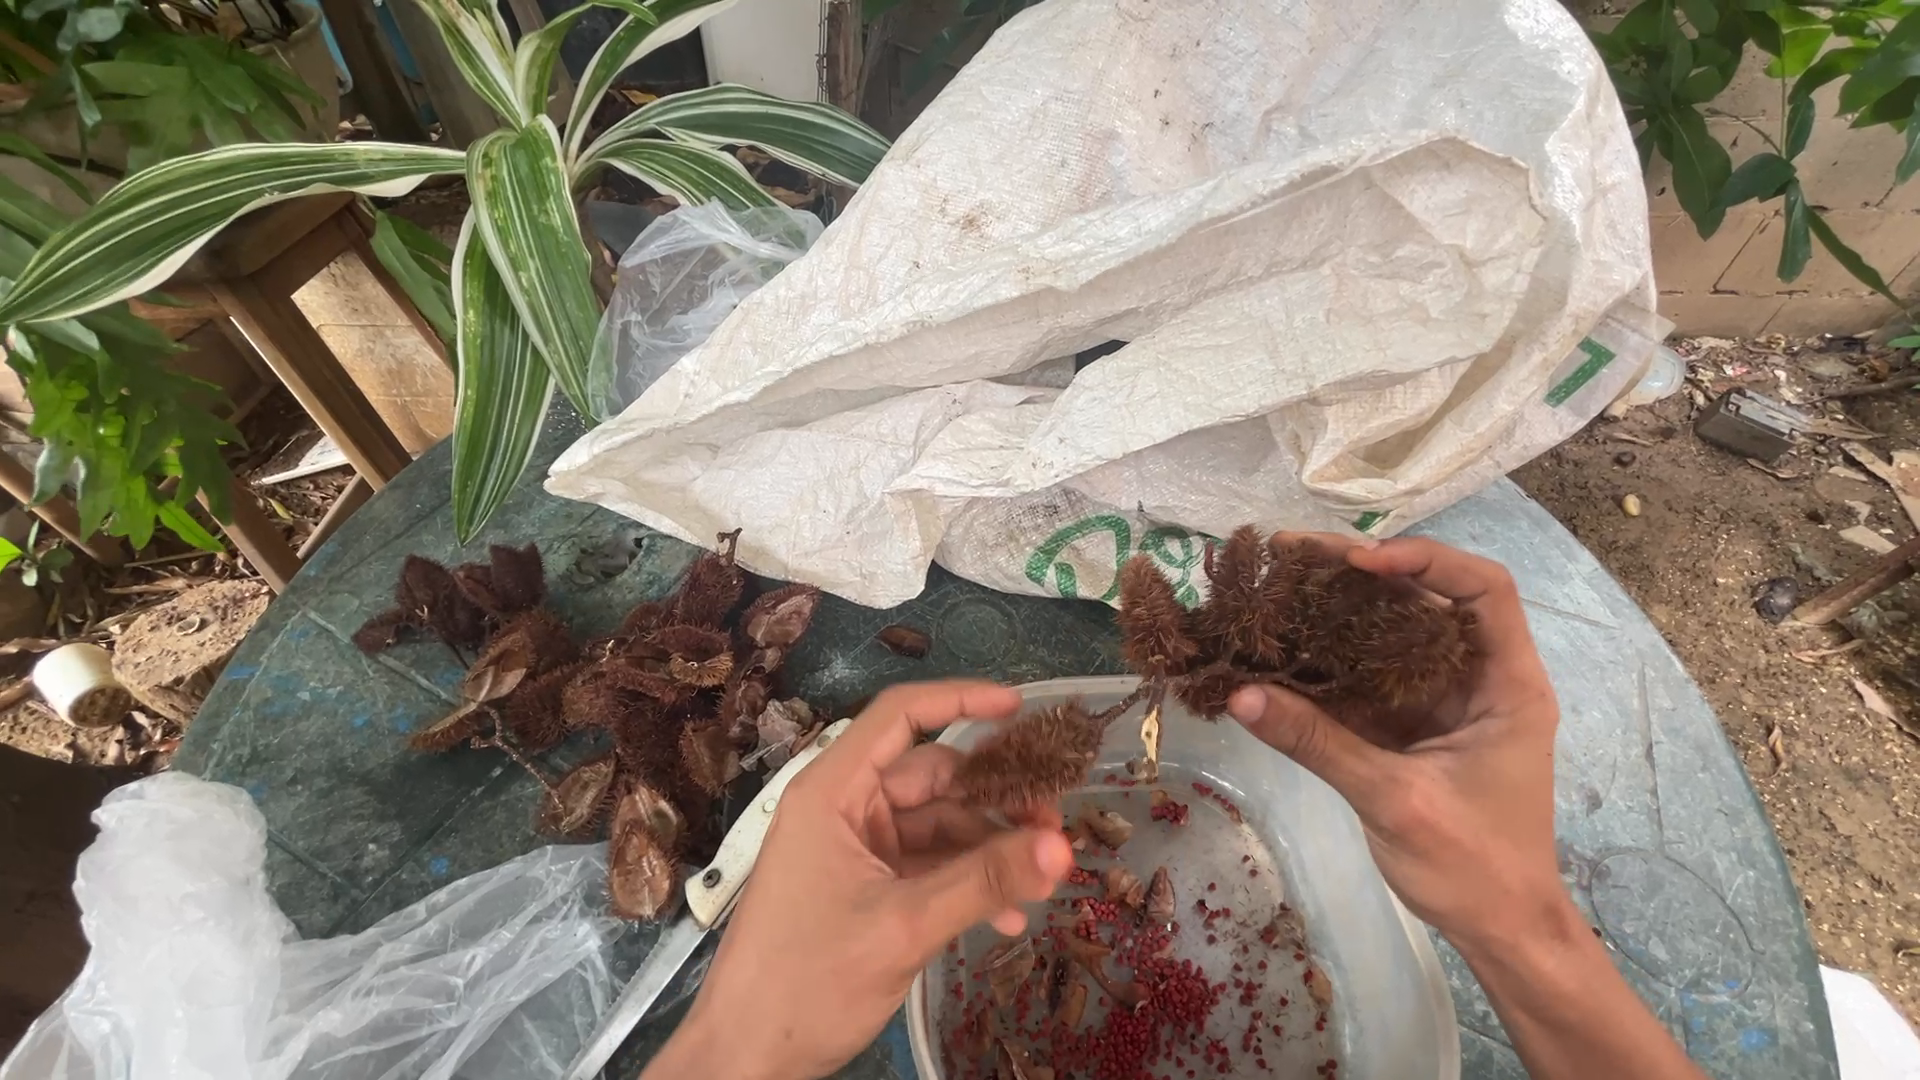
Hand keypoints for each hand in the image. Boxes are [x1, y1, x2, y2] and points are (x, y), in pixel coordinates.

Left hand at [643, 681, 1072, 1079]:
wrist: (744, 1061)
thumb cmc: (806, 981)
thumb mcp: (903, 926)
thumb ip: (984, 882)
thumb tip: (1062, 848)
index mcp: (835, 789)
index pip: (899, 715)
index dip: (959, 699)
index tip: (1018, 707)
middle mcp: (847, 805)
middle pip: (933, 777)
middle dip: (995, 798)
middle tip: (1053, 823)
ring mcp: (858, 846)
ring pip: (939, 824)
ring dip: (989, 849)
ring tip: (1042, 877)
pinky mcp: (869, 883)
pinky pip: (929, 865)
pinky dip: (966, 882)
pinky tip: (1006, 916)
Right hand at [1227, 535, 1563, 949]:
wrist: (1497, 928)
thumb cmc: (1474, 866)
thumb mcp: (1395, 800)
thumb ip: (1318, 743)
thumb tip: (1240, 694)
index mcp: (1504, 684)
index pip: (1482, 589)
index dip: (1424, 560)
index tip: (1358, 562)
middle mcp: (1471, 676)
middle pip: (1421, 596)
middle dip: (1356, 570)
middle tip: (1287, 553)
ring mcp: (1432, 696)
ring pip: (1385, 628)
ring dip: (1331, 603)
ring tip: (1273, 580)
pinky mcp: (1399, 718)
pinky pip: (1358, 669)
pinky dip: (1319, 650)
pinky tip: (1277, 637)